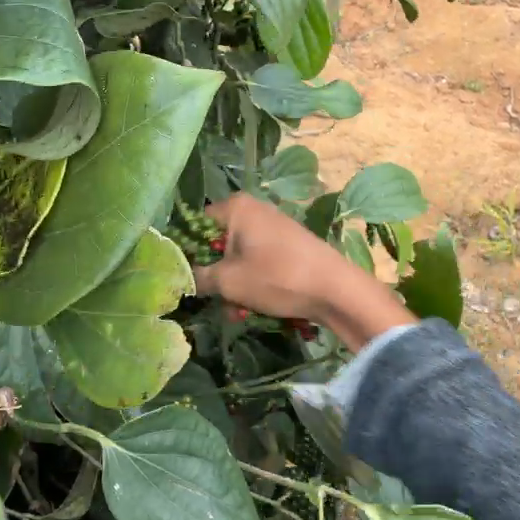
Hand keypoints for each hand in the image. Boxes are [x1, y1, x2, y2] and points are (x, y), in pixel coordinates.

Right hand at [194, 194, 414, 352]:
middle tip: (215, 299)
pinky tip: (255, 307)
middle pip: (218, 242)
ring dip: (234, 284)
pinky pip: (258, 261)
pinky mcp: (288, 245)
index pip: (196, 224)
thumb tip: (182, 276)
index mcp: (236, 207)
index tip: (187, 276)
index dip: (187, 251)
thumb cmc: (277, 277)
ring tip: (237, 312)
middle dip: (214, 274)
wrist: (337, 290)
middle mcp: (253, 209)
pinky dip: (253, 281)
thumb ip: (198, 277)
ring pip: (238, 256)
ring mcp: (273, 226)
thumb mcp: (229, 282)